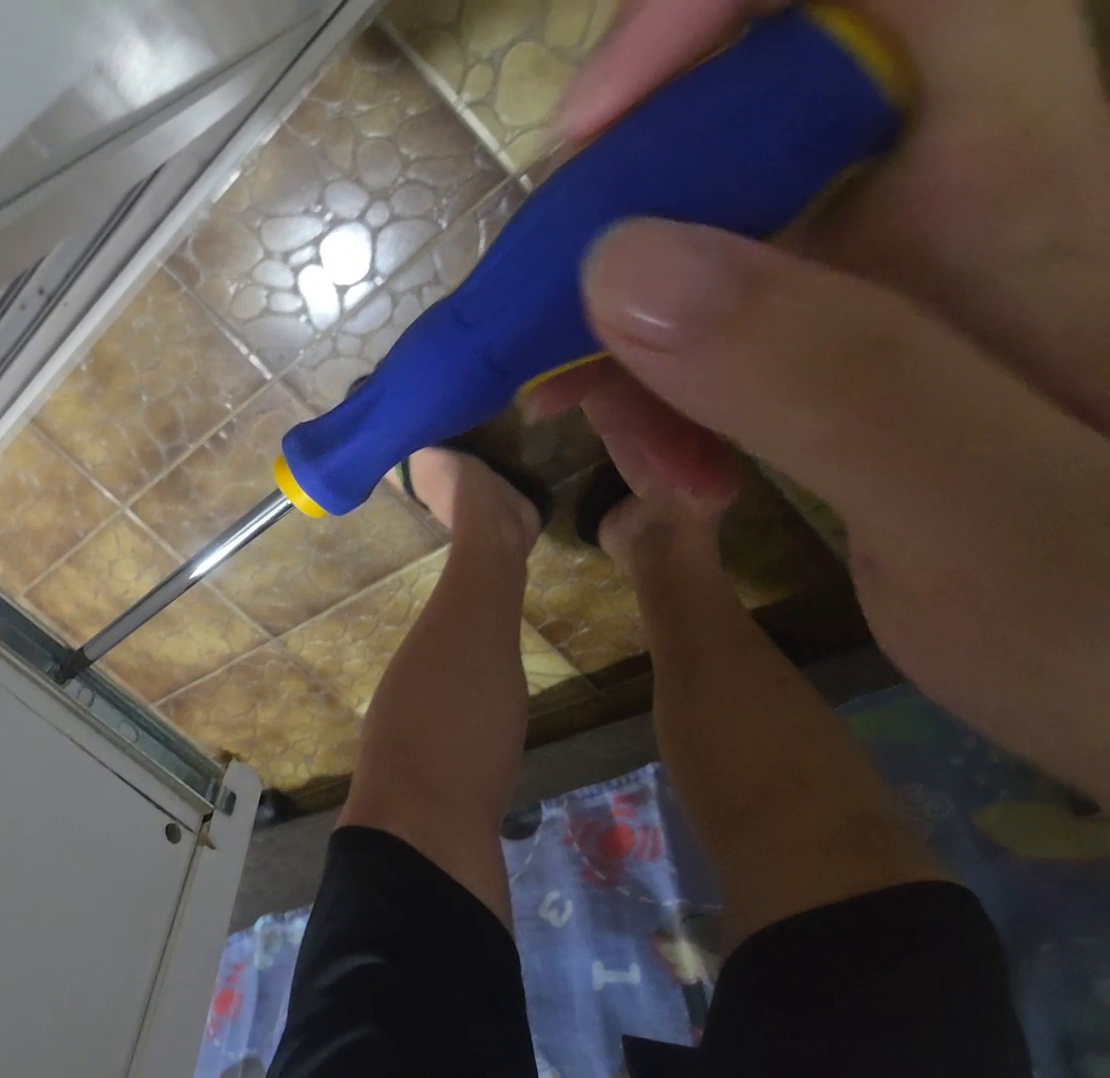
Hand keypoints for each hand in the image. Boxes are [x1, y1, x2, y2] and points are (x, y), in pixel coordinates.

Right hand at [531, 0, 1109, 792]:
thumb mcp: (1003, 524)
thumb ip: (832, 381)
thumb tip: (620, 262)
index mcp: (1028, 189)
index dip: (713, 10)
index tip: (593, 130)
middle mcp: (948, 202)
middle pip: (741, 122)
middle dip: (615, 229)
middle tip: (551, 343)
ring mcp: (882, 278)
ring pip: (698, 238)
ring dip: (619, 337)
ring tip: (629, 454)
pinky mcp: (834, 346)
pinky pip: (702, 325)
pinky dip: (651, 392)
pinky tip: (671, 474)